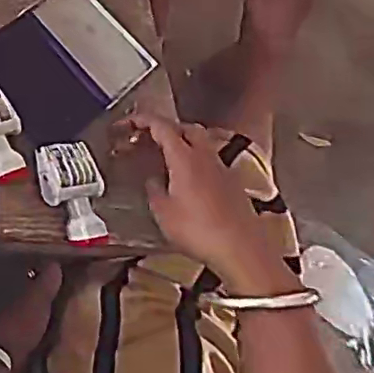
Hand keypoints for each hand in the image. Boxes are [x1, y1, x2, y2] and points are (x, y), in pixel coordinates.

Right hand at [127, 112, 301, 295]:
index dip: (144, 120)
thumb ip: (155, 190)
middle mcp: (206, 157)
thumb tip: (153, 181)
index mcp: (185, 158)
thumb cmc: (200, 231)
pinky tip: (188, 177)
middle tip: (149, 136)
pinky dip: (196, 159)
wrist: (243, 252)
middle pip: (186, 127)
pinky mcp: (233, 184)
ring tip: (167, 154)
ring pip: (202, 142)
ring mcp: (223, 169)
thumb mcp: (164, 212)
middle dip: (166, 127)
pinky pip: (211, 160)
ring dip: (183, 141)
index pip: (162, 126)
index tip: (130, 122)